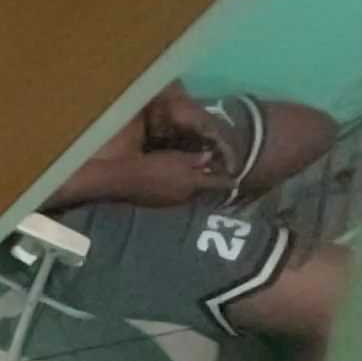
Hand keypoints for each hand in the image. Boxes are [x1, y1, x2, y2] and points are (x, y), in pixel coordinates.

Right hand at [111, 150, 231, 207]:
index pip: (216, 183)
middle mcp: (185, 195)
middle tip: (205, 178)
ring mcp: (168, 202)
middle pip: (199, 191)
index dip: (227, 182)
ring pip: (184, 194)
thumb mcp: (176, 158)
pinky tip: (165, 185)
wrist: (125, 181)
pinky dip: (172, 191)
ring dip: (186, 188)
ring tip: (183, 181)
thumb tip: (210, 157)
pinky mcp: (154, 203)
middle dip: (203, 185)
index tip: (236, 183)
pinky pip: (169, 196)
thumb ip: (195, 159)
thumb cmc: (154, 166)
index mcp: (193, 183)